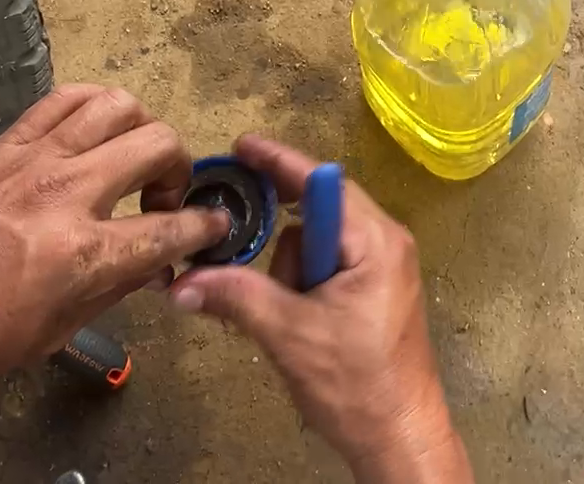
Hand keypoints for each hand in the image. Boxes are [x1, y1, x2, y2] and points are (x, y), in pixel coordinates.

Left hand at [0, 85, 229, 403]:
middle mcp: (68, 192)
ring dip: (141, 127)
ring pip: (119, 105)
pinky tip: (95, 125)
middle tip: (162, 195)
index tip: (213, 224)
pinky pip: (67, 96)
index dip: (204, 227)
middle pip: (158, 144)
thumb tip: (156, 260)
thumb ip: (115, 286)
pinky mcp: (9, 140)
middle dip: (179, 168)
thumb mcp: (51, 334)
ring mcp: (37, 157)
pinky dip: (95, 103)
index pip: (170, 227)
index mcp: (82, 254)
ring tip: (131, 153)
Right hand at [170, 136, 471, 482]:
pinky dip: (304, 274)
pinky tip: (295, 310)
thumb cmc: (357, 385)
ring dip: (292, 264)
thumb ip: (236, 297)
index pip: (320, 183)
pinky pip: (331, 257)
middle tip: (240, 228)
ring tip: (288, 311)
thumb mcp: (289, 335)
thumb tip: (181, 283)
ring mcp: (384, 262)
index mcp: (374, 240)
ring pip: (320, 236)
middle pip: (319, 206)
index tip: (243, 146)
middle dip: (279, 224)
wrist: (401, 437)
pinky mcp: (377, 284)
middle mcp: (385, 239)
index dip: (280, 162)